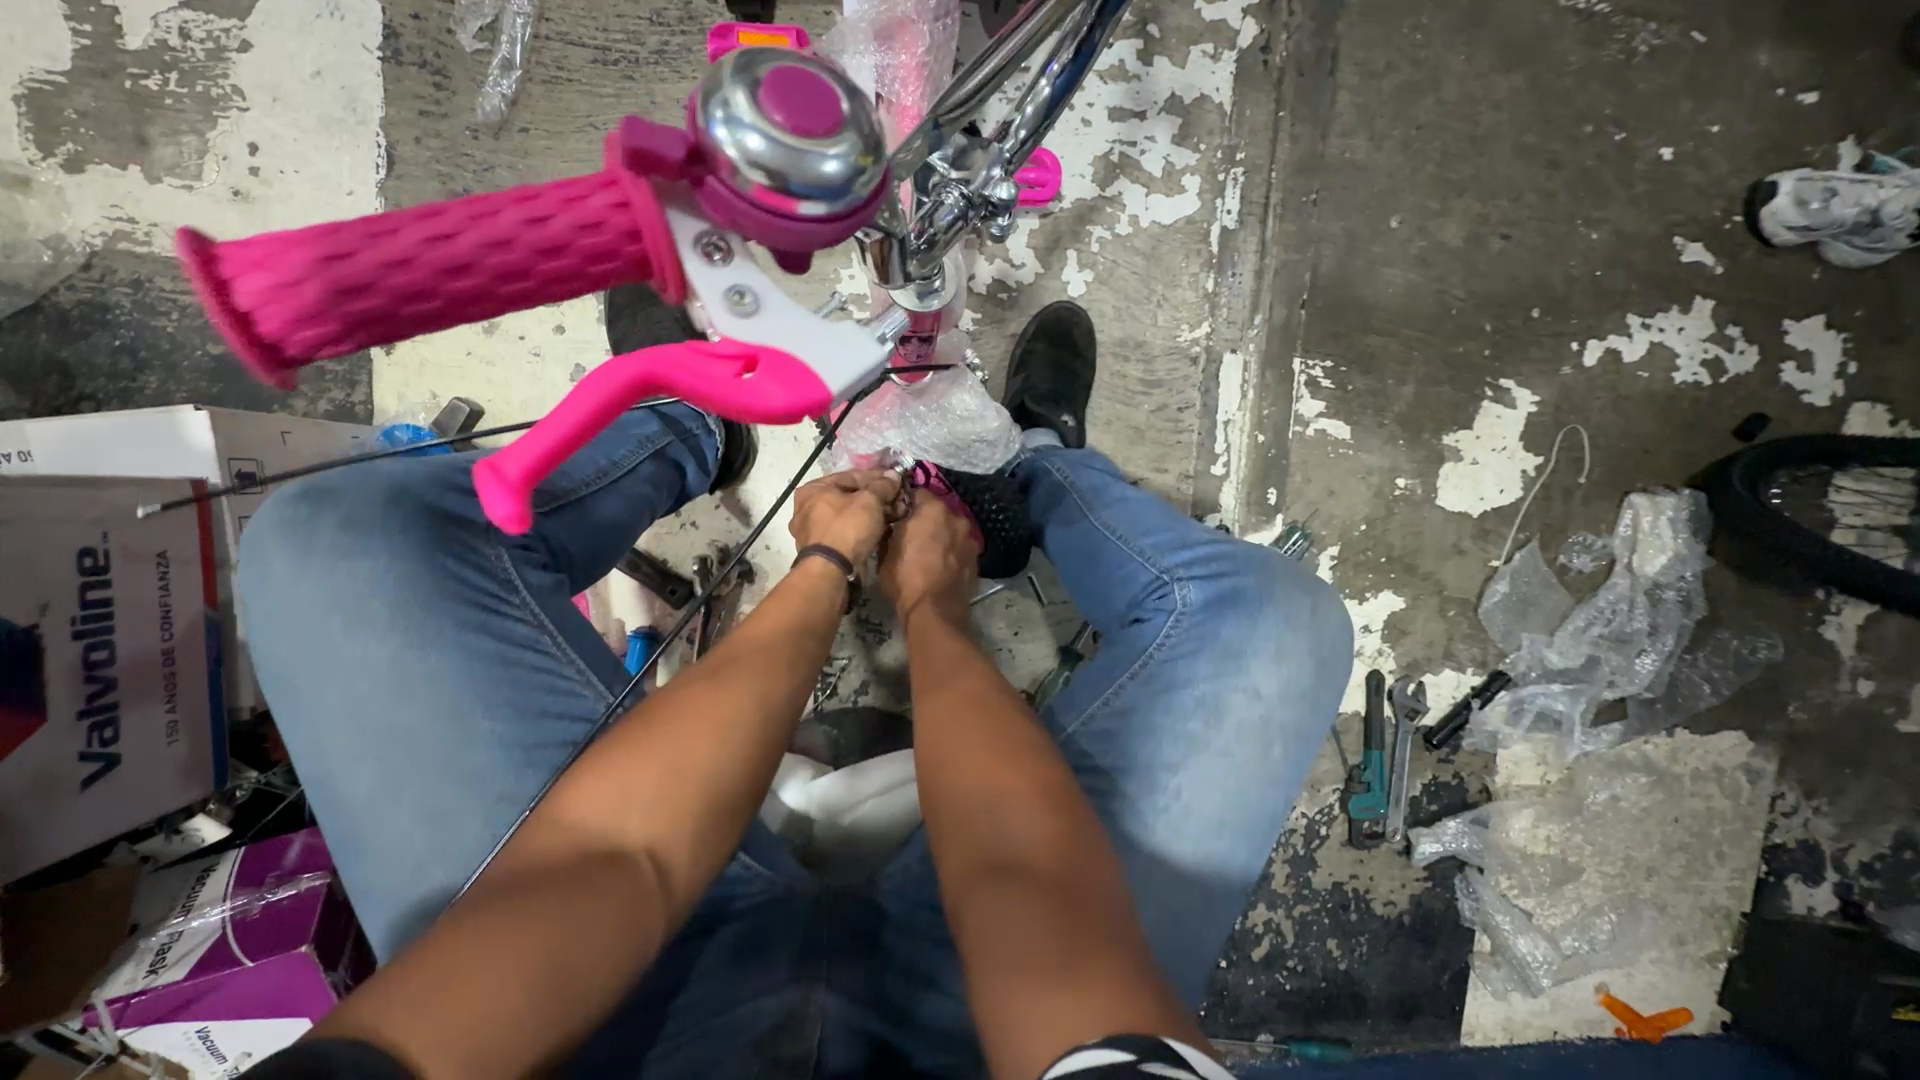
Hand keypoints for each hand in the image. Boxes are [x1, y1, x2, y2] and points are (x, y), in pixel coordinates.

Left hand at [788, 469, 903, 564]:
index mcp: (813, 489)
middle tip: (897, 500)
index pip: (851, 476)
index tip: (895, 479)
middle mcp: (806, 508)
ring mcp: (811, 531)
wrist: (831, 570)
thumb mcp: (869, 500)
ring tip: (893, 515)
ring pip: (847, 516)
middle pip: (848, 497)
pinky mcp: (820, 551)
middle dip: (875, 498)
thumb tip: (893, 475)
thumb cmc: (847, 527)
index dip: (877, 477)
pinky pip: (845, 533)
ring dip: (871, 515)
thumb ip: (882, 486)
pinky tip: (880, 529)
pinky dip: (862, 530)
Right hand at [879, 488, 980, 625]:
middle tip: (912, 534)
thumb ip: (890, 529)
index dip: (905, 502)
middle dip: (926, 519)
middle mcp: (956, 517)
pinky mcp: (977, 559)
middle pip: (938, 511)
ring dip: (942, 535)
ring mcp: (970, 538)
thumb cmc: (905, 579)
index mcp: (932, 509)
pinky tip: (943, 566)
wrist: (935, 612)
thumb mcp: (884, 552)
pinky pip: (960, 548)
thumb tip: (892, 523)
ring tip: (930, 552)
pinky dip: (953, 552)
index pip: (916, 492)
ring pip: (952, 530)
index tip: (897, 514)